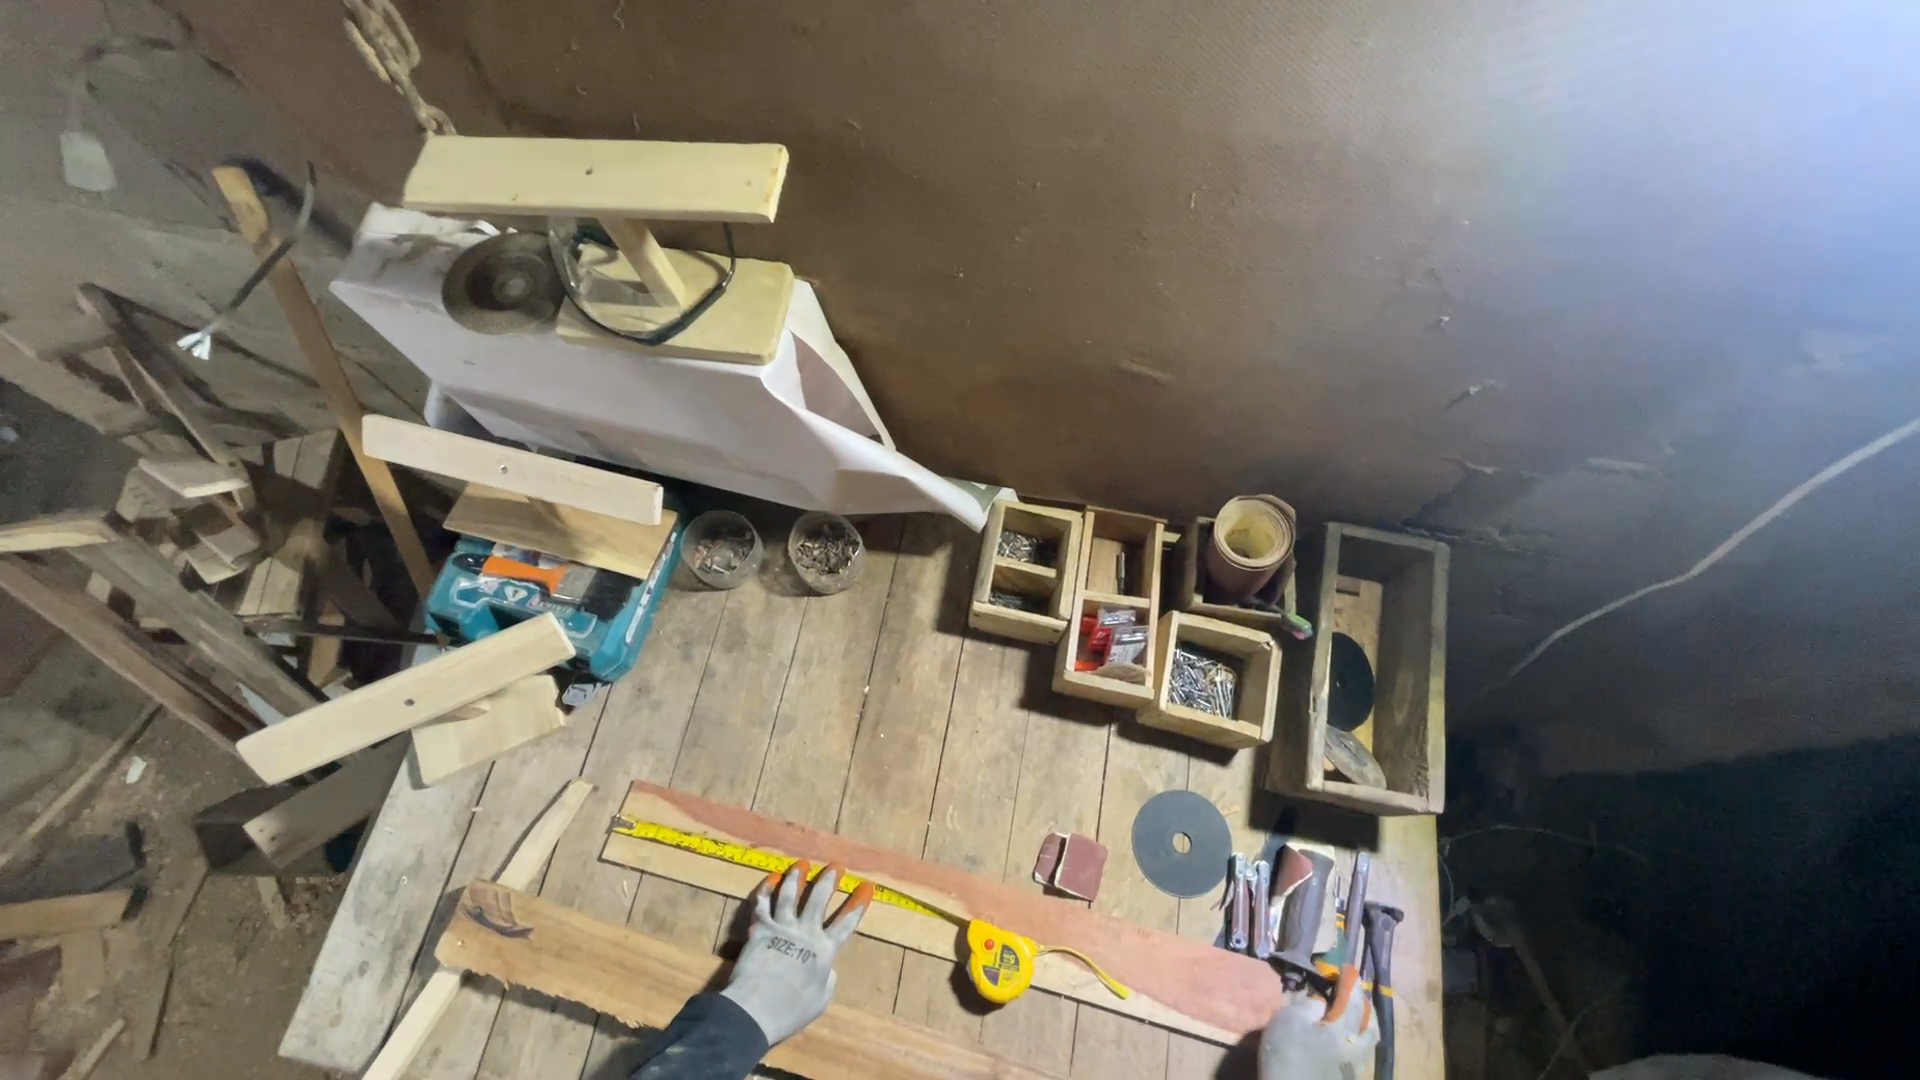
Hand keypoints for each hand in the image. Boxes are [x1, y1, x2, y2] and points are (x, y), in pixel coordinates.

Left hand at [720, 860, 872, 1044]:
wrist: (756, 1010)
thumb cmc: (790, 1011)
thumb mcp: (820, 1001)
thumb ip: (827, 980)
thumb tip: (828, 968)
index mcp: (824, 951)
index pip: (846, 923)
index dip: (857, 905)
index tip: (867, 887)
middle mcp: (806, 932)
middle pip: (819, 899)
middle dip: (829, 880)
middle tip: (836, 865)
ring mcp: (783, 927)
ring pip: (791, 895)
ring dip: (797, 877)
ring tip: (802, 864)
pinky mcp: (761, 928)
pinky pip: (763, 904)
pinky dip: (767, 890)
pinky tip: (770, 879)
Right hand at [1257, 987, 1377, 1079]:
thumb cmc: (1287, 1055)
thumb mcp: (1289, 1020)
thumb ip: (1308, 1006)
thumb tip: (1321, 1005)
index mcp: (1343, 1030)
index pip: (1353, 1000)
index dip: (1351, 982)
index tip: (1348, 968)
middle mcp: (1355, 1049)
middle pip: (1370, 1025)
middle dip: (1365, 1006)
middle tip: (1355, 992)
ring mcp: (1353, 1069)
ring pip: (1366, 1042)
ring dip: (1362, 1024)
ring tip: (1351, 1013)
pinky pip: (1357, 1053)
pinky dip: (1354, 1039)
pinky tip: (1341, 1038)